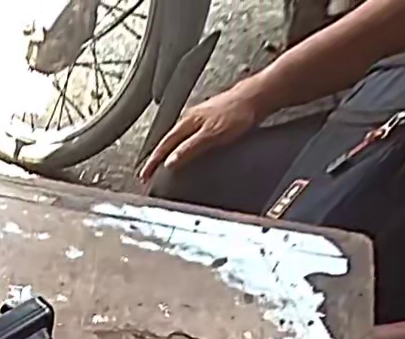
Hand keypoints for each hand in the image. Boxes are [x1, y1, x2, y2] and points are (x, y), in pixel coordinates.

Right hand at [138, 82, 267, 184]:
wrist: (260, 95)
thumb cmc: (239, 113)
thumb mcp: (211, 135)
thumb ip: (189, 149)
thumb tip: (170, 163)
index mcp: (187, 122)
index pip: (163, 146)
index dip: (152, 162)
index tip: (144, 177)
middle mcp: (192, 118)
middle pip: (168, 141)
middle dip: (157, 158)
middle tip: (149, 174)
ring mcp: (202, 117)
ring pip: (178, 138)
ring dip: (169, 153)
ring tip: (165, 165)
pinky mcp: (212, 119)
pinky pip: (190, 136)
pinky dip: (183, 147)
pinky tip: (187, 151)